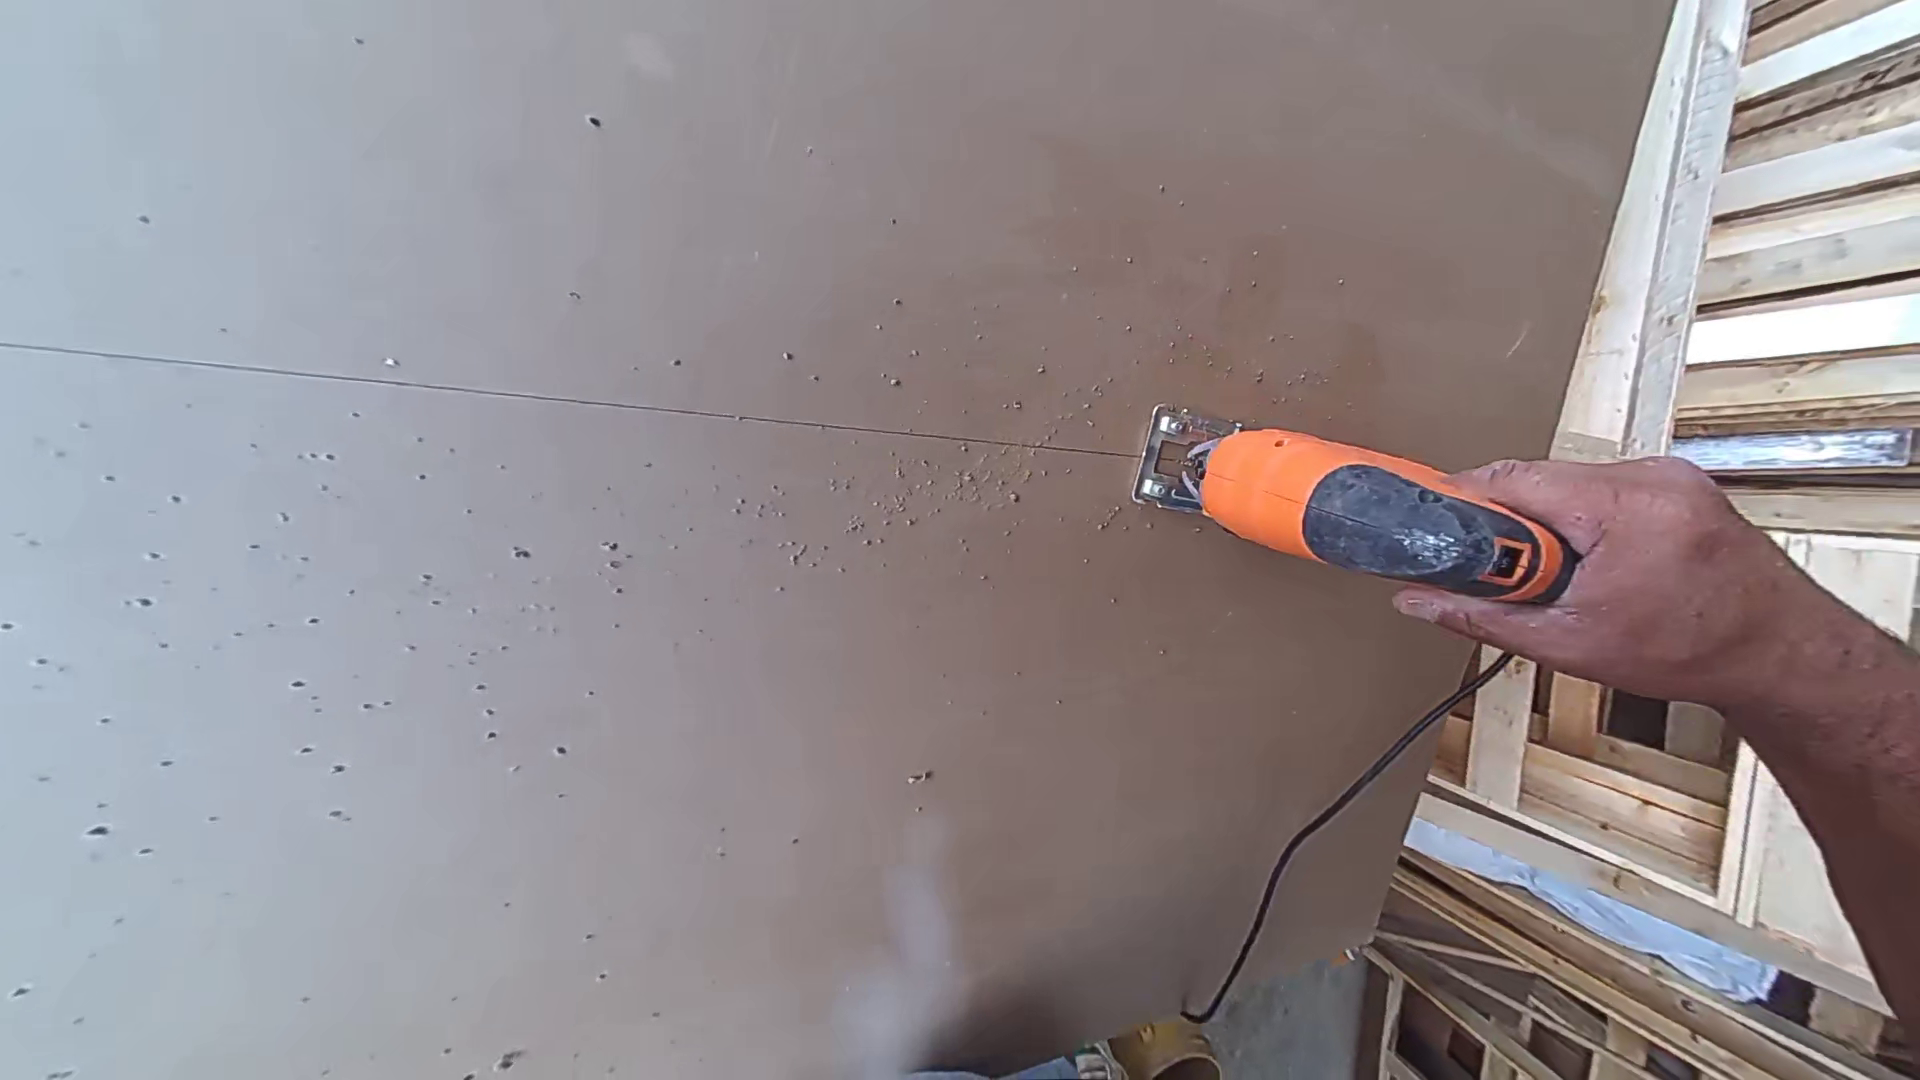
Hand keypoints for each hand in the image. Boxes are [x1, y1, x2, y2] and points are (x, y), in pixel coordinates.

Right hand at [1391, 457, 1854, 711]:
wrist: (1789, 658)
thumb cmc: (1695, 652)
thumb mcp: (1564, 644)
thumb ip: (1478, 616)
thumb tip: (1415, 600)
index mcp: (1628, 508)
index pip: (1508, 478)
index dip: (1459, 501)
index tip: (1433, 528)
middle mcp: (1651, 479)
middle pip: (1528, 476)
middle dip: (1494, 517)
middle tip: (1489, 563)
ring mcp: (1665, 476)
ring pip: (1553, 479)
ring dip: (1527, 517)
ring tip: (1537, 565)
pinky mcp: (1669, 484)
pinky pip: (1585, 484)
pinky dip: (1560, 514)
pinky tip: (1567, 553)